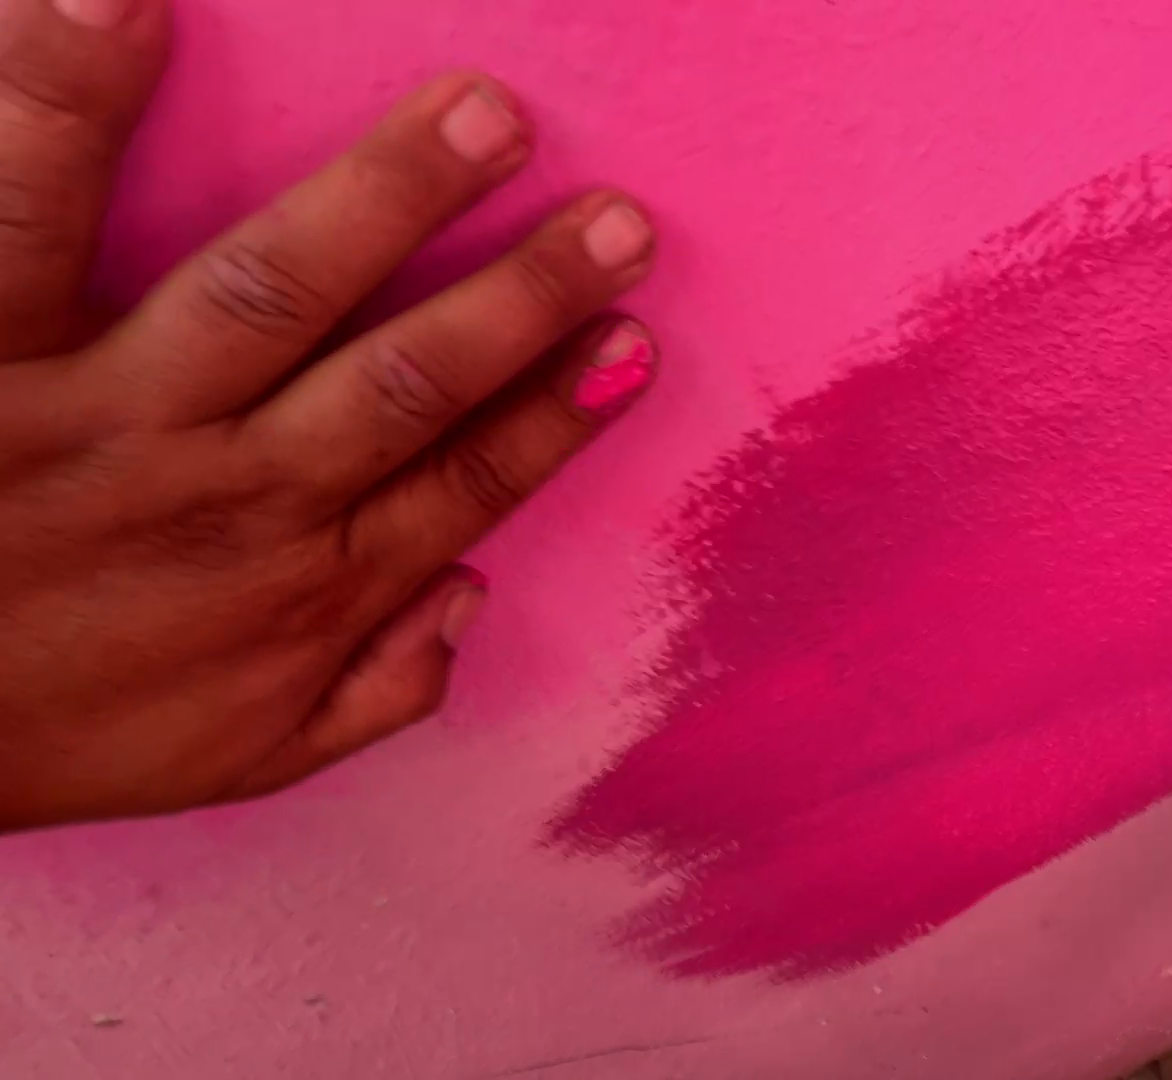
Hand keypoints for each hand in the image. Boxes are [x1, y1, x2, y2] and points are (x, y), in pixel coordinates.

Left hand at [0, 0, 658, 828]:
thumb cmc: (39, 738)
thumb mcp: (248, 759)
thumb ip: (385, 692)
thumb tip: (471, 595)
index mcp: (316, 587)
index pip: (480, 479)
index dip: (567, 411)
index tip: (635, 342)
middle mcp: (241, 495)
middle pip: (419, 377)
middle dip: (532, 296)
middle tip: (620, 223)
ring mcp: (101, 415)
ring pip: (279, 290)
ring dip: (393, 196)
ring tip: (489, 115)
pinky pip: (8, 214)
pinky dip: (64, 106)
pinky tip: (134, 9)